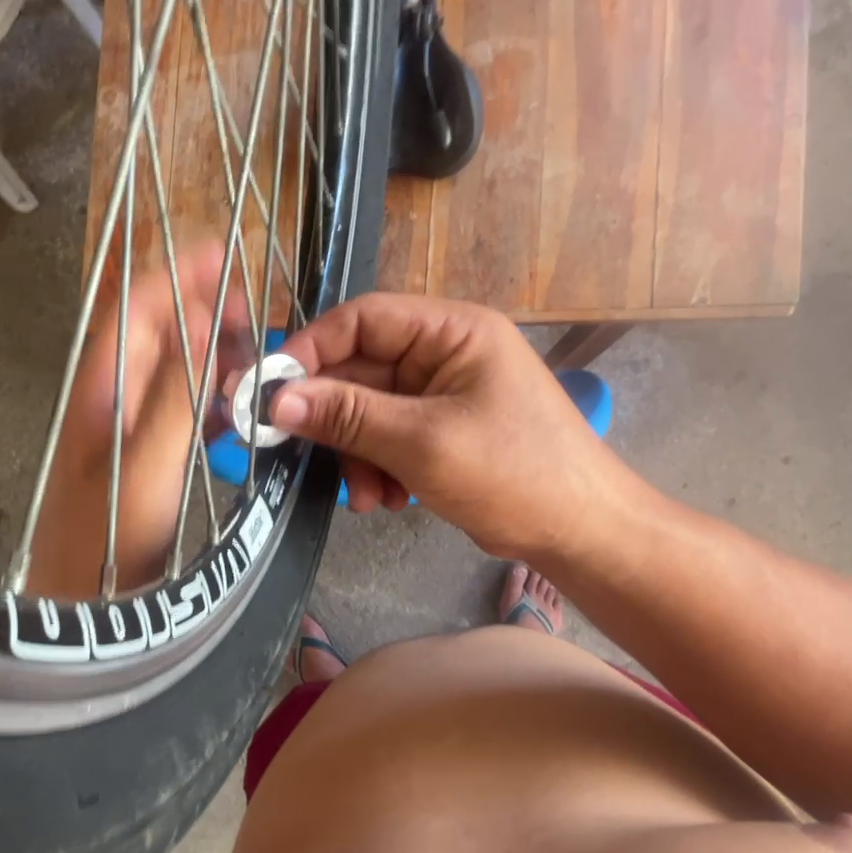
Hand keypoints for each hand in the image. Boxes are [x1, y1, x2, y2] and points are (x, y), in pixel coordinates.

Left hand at [27, 242, 249, 598]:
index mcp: (102, 389)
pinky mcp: (138, 454)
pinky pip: (175, 406)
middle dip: (203, 311)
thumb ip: (175, 396)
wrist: (83, 609)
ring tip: (254, 360)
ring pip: (168, 367)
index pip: (135, 307)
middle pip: (154, 331)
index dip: (176, 273)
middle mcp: (109, 397)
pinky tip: (232, 409)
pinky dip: (205, 395)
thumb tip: (202, 322)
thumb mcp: (147, 466)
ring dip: (209, 353)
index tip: (224, 254)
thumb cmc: (108, 541)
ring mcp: (122, 426)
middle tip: (254, 320)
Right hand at [266, 294, 641, 559]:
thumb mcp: (423, 443)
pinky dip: (374, 468)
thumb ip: (347, 417)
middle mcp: (442, 353)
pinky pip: (384, 438)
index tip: (270, 392)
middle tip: (299, 456)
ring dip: (354, 454)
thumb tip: (276, 400)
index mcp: (451, 331)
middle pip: (358, 370)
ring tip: (366, 497)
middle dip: (334, 421)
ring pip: (365, 411)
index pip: (362, 320)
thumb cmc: (514, 474)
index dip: (310, 350)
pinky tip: (385, 500)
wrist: (581, 532)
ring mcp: (440, 394)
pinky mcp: (438, 431)